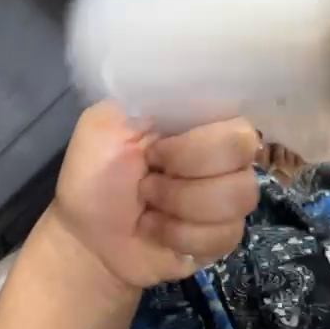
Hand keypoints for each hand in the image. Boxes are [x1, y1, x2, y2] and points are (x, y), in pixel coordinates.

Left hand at [45, 102, 260, 291]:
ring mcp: (228, 194)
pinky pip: (226, 233)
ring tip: (148, 207)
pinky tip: (157, 230)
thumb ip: (144, 98)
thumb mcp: (103, 125)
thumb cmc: (94, 176)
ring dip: (180, 207)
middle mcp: (221, 153)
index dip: (197, 140)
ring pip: (239, 196)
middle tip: (147, 180)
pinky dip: (180, 236)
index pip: (234, 114)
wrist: (88, 240)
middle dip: (184, 173)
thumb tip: (186, 89)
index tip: (155, 150)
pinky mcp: (224, 234)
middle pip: (242, 152)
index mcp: (195, 119)